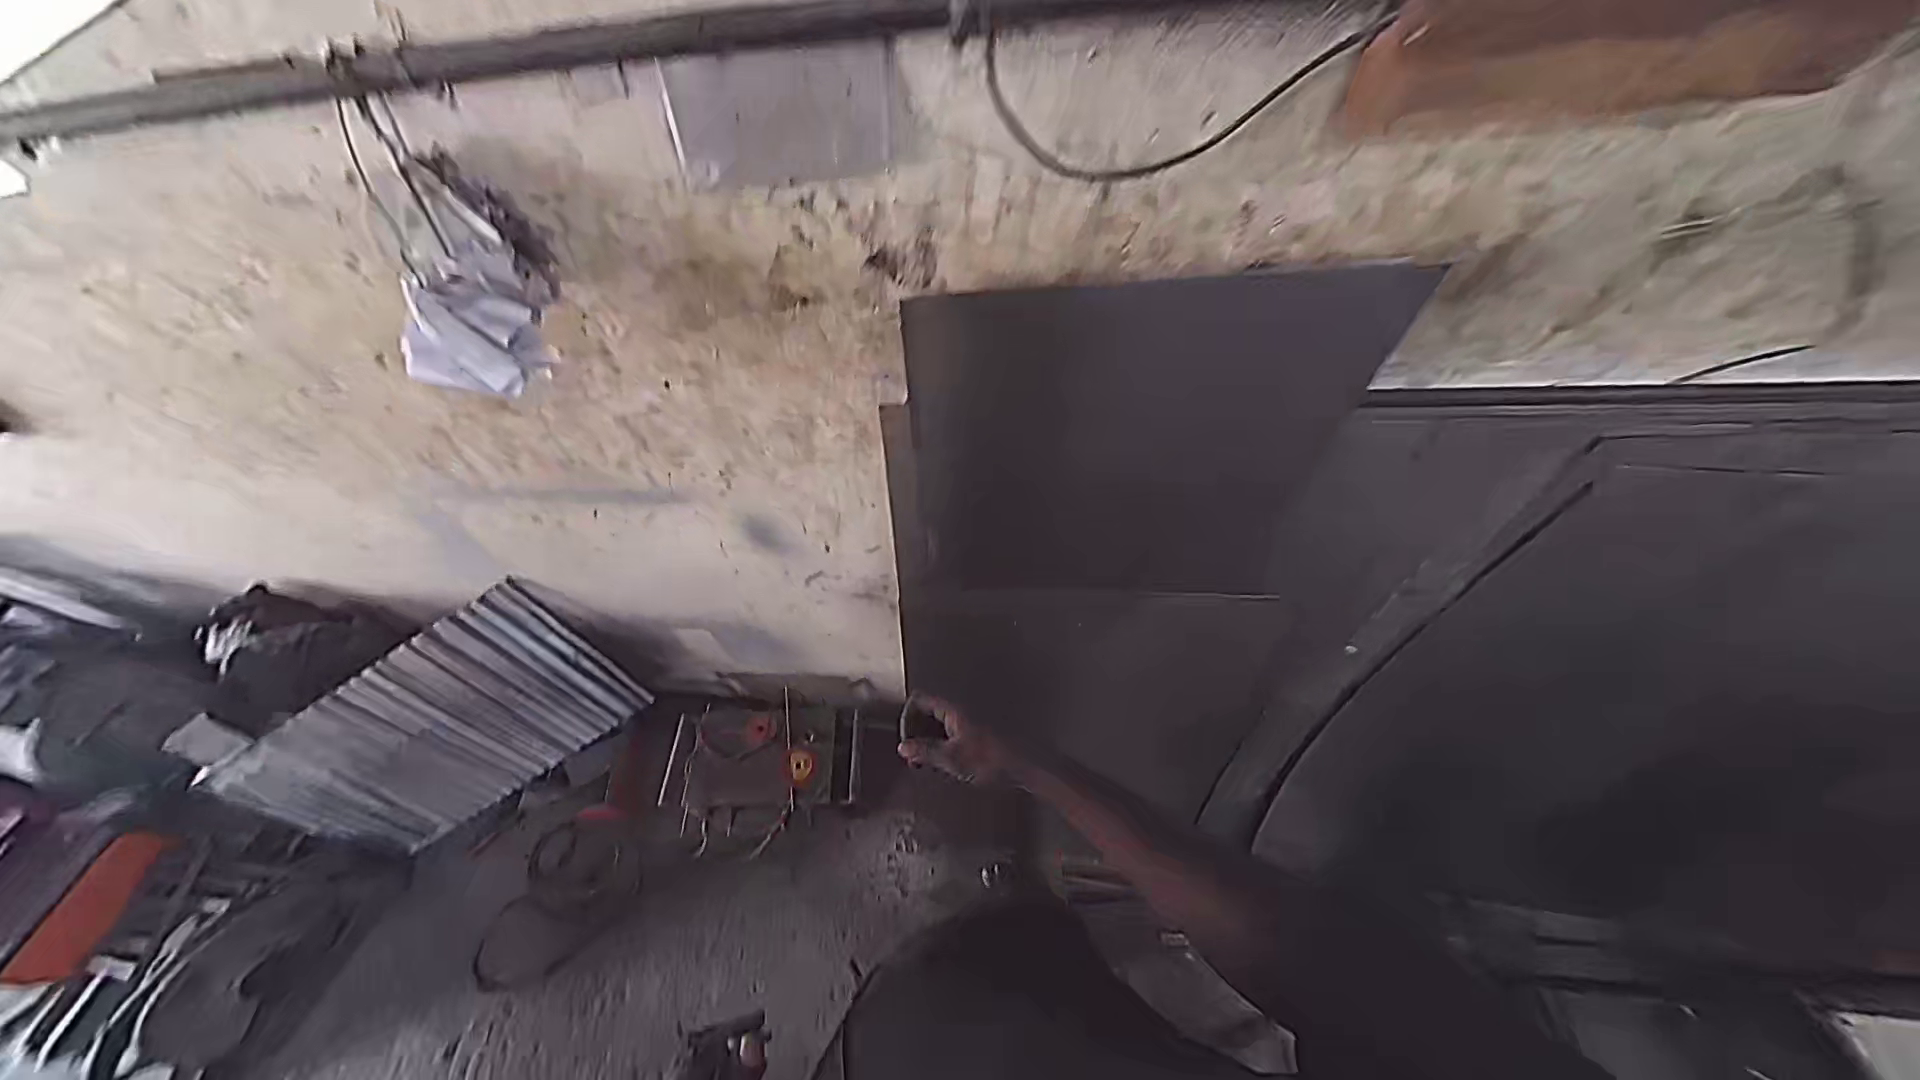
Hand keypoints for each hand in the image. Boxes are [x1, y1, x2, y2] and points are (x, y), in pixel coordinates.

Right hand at [897, 696, 1015, 784]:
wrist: (1017, 769)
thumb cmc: (989, 759)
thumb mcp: (950, 757)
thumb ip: (924, 751)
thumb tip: (904, 747)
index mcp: (953, 711)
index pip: (921, 700)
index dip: (907, 715)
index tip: (903, 734)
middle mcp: (960, 713)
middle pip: (927, 713)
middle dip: (915, 731)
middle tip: (909, 751)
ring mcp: (967, 723)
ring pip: (937, 725)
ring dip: (926, 741)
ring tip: (921, 760)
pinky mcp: (973, 736)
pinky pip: (947, 735)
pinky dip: (938, 745)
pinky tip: (938, 762)